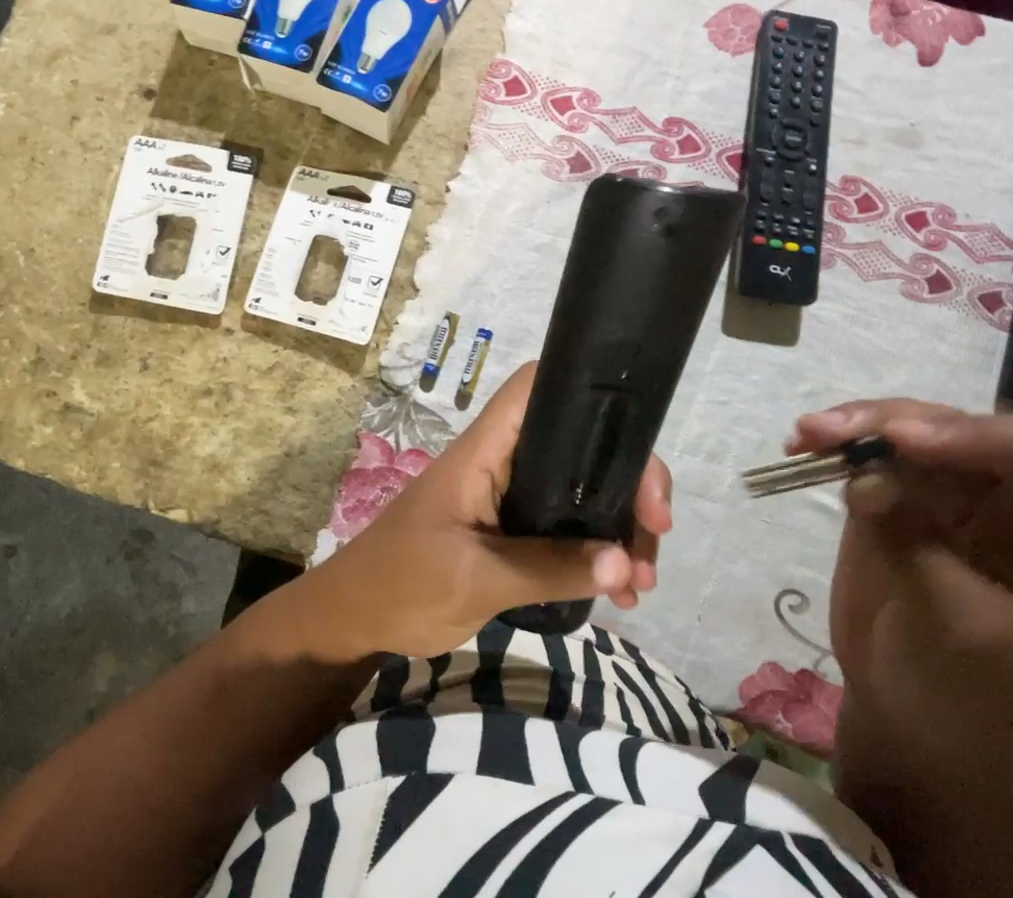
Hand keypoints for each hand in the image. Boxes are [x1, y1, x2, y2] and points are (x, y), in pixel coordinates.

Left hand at [292, 362, 672, 660]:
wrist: (355, 622)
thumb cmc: (400, 585)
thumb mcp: (474, 579)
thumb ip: (547, 568)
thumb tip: (625, 560)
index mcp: (483, 453)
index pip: (536, 390)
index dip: (587, 393)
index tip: (635, 451)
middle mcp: (502, 466)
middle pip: (578, 446)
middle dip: (626, 484)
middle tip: (657, 531)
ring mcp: (508, 501)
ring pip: (580, 494)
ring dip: (619, 529)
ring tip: (644, 580)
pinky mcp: (512, 536)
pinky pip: (568, 532)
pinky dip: (598, 556)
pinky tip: (622, 592)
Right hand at [792, 402, 1012, 773]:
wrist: (917, 724)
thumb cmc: (965, 691)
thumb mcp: (958, 627)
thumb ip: (917, 545)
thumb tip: (868, 478)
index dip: (981, 436)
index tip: (904, 444)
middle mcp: (1012, 502)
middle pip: (965, 431)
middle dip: (897, 422)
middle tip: (829, 432)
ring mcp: (949, 501)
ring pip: (911, 433)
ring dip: (857, 427)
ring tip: (805, 435)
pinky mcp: (895, 506)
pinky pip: (870, 460)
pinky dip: (836, 449)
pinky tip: (802, 449)